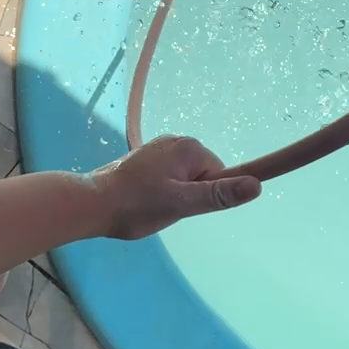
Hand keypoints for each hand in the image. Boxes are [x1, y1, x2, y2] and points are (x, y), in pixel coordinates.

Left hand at [92, 135, 261, 239]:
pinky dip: (159, 190)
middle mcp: (175, 140)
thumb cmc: (137, 205)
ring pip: (183, 178)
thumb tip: (257, 184)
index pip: (219, 174)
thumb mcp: (182, 204)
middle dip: (189, 195)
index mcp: (189, 147)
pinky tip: (142, 199)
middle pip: (201, 175)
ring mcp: (158, 148)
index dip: (204, 195)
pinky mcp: (144, 158)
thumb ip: (219, 195)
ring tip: (150, 205)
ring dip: (173, 194)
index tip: (182, 205)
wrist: (91, 203)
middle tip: (164, 207)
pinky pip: (167, 176)